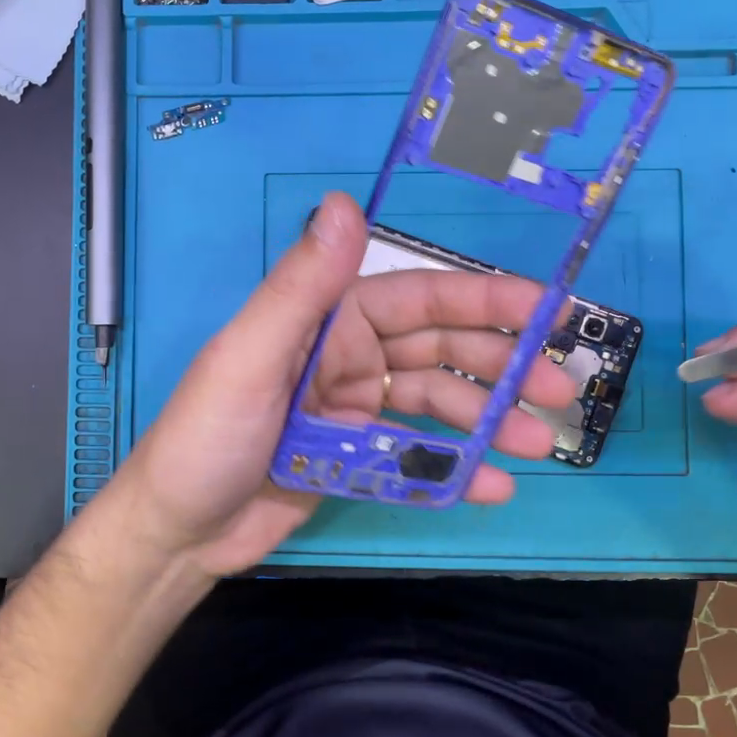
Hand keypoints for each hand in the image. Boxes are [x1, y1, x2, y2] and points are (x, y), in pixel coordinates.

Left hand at [103, 191, 575, 577]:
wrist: (176, 533)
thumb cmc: (206, 438)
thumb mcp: (250, 357)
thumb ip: (302, 287)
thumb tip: (345, 202)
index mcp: (324, 321)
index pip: (416, 298)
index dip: (482, 302)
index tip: (545, 311)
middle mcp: (344, 357)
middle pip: (438, 351)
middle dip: (501, 365)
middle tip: (559, 391)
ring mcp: (351, 411)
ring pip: (435, 403)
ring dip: (490, 419)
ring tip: (539, 443)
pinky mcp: (353, 460)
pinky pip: (415, 455)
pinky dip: (455, 468)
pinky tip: (494, 485)